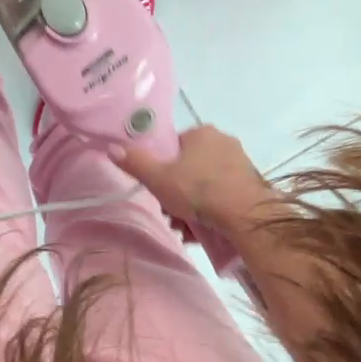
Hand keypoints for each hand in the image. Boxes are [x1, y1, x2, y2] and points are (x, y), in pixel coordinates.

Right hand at [112, 126, 272, 238]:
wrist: (244, 214)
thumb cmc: (198, 191)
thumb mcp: (158, 179)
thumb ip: (135, 163)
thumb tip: (112, 147)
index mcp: (201, 133)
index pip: (173, 148)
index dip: (161, 169)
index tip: (158, 190)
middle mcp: (223, 141)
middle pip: (188, 168)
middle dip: (175, 194)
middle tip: (170, 214)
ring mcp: (239, 162)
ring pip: (204, 185)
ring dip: (190, 207)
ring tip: (185, 228)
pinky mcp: (248, 183)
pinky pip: (220, 195)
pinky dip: (209, 210)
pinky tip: (202, 228)